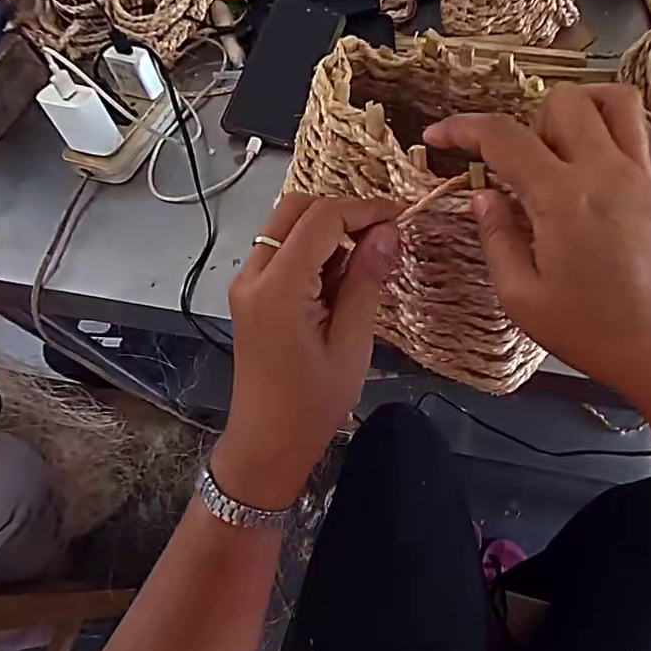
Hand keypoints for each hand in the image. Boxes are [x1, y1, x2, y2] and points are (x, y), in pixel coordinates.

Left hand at [217, 195, 400, 509]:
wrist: (268, 442)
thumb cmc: (313, 403)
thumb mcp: (352, 343)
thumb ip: (367, 280)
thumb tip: (389, 232)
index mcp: (278, 288)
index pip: (322, 219)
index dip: (365, 210)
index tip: (402, 216)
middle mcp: (253, 275)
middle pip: (296, 208)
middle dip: (344, 211)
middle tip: (384, 234)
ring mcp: (247, 282)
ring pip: (287, 225)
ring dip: (329, 230)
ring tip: (367, 262)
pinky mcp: (252, 293)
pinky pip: (284, 250)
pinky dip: (315, 249)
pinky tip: (342, 278)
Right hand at [424, 84, 650, 411]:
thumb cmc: (594, 333)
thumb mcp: (523, 298)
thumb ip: (497, 238)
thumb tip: (484, 197)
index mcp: (562, 197)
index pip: (504, 137)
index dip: (463, 128)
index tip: (438, 135)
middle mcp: (606, 170)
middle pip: (562, 101)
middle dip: (526, 122)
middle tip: (517, 170)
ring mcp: (642, 175)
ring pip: (613, 99)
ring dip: (577, 109)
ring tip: (559, 149)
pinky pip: (643, 130)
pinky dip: (613, 127)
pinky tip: (596, 163)